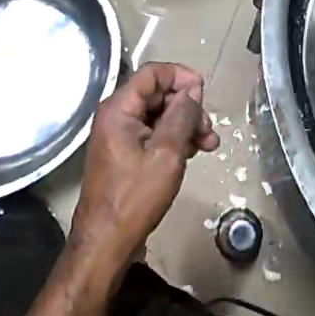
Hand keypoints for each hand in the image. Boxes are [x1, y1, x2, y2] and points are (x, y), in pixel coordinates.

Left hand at [68, 62, 217, 269]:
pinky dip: (174, 139)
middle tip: (209, 129)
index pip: (152, 73)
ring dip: (185, 124)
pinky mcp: (125, 153)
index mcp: (119, 108)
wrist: (105, 242)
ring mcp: (119, 135)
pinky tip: (193, 152)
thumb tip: (192, 90)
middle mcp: (116, 115)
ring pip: (158, 115)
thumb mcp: (166, 154)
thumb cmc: (135, 197)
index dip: (180, 76)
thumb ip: (181, 116)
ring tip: (208, 144)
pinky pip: (153, 134)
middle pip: (157, 94)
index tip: (204, 91)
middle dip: (187, 106)